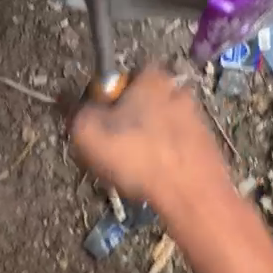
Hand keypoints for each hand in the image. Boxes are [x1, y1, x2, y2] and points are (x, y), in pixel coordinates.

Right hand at [68, 65, 235, 223]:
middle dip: (123, 122)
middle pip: (138, 103)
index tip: (94, 123)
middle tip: (109, 149)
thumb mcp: (87, 131)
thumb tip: (66, 101)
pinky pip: (173, 147)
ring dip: (142, 143)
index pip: (118, 77)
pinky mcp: (206, 146)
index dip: (102, 100)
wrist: (191, 195)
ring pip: (156, 126)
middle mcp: (177, 90)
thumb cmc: (137, 156)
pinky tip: (151, 178)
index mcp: (151, 77)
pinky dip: (161, 159)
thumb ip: (74, 110)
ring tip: (129, 170)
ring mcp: (196, 118)